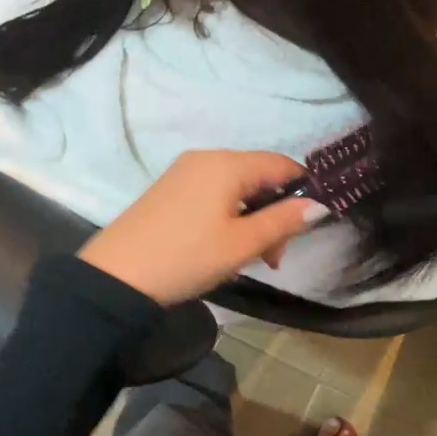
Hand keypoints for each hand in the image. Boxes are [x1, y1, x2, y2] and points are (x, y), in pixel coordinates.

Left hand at [78, 150, 326, 305]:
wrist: (116, 277)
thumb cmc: (187, 256)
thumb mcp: (242, 244)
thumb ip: (284, 221)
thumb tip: (319, 205)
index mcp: (228, 164)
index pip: (282, 165)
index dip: (304, 191)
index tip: (310, 226)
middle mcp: (206, 158)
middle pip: (259, 177)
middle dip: (276, 213)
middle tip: (275, 257)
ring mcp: (184, 173)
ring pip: (237, 189)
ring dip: (254, 220)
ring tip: (252, 260)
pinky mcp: (170, 191)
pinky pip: (214, 195)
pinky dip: (230, 218)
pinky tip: (226, 248)